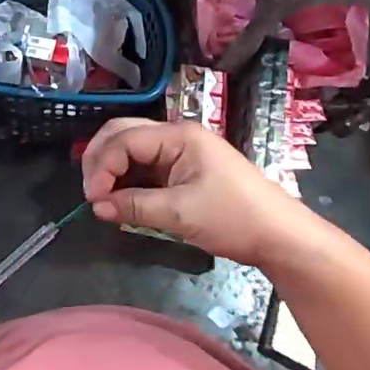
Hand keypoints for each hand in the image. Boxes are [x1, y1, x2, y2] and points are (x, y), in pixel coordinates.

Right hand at [82, 117, 321, 267]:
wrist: (279, 235)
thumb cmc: (234, 217)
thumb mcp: (181, 214)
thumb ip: (135, 206)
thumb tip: (96, 206)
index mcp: (178, 136)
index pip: (124, 139)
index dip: (102, 166)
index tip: (93, 199)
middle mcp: (176, 135)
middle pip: (123, 134)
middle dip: (100, 160)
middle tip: (90, 193)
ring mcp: (180, 151)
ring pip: (132, 149)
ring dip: (112, 170)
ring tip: (101, 198)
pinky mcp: (183, 169)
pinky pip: (146, 166)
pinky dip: (128, 179)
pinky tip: (120, 198)